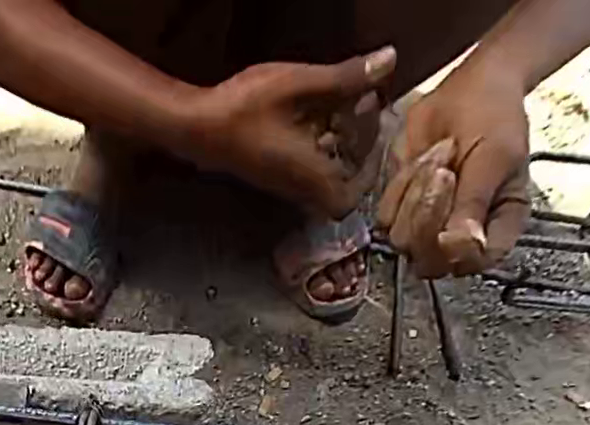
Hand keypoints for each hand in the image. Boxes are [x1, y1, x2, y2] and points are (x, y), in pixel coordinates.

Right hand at [180, 46, 396, 218]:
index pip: (352, 197)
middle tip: (360, 106)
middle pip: (342, 185)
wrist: (200, 128)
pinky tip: (314, 111)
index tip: (372, 133)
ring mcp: (286, 184)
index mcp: (311, 177)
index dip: (368, 171)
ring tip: (341, 103)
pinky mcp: (276, 174)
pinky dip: (320, 142)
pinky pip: (309, 167)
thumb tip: (389, 61)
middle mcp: (300, 189)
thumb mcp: (301, 86)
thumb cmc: (245, 111)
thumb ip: (347, 77)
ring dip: (339, 143)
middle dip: (357, 147)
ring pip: (326, 174)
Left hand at [376, 63, 532, 277]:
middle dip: (431, 212)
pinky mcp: (400, 215)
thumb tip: (457, 248)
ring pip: (404, 241)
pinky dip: (400, 186)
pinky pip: (387, 218)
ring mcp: (426, 232)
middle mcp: (460, 241)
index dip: (458, 250)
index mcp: (497, 231)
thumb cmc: (493, 120)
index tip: (453, 215)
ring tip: (440, 156)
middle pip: (429, 262)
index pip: (474, 264)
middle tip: (446, 170)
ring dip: (416, 193)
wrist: (467, 89)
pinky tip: (422, 160)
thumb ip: (474, 205)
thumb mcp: (494, 158)